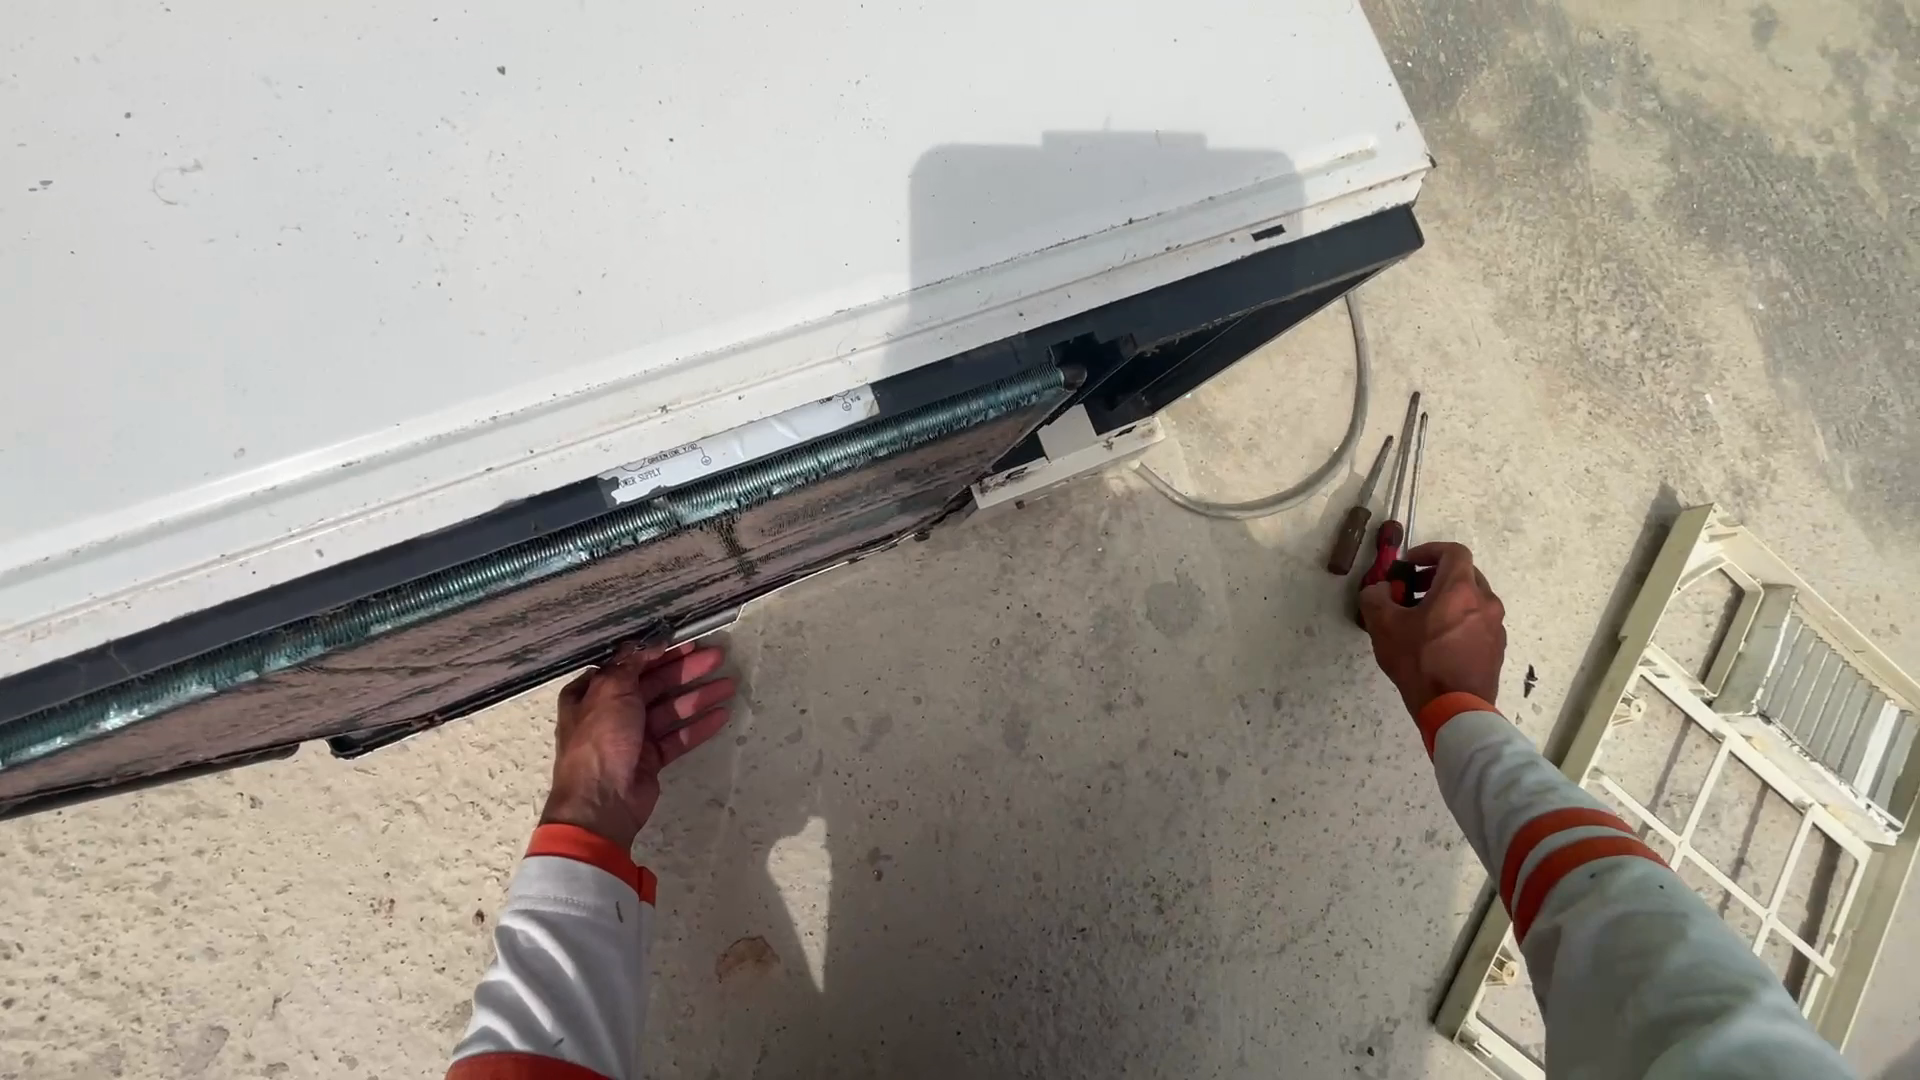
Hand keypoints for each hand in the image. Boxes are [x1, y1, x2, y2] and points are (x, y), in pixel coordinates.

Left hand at [539, 639, 735, 850]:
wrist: (601, 801)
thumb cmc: (600, 739)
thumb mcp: (610, 690)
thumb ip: (631, 664)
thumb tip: (651, 645)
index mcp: (592, 693)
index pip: (629, 666)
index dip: (659, 653)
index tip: (687, 644)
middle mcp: (611, 712)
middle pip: (655, 684)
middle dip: (687, 670)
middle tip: (717, 656)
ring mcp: (633, 736)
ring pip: (671, 709)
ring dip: (700, 695)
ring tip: (730, 684)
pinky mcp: (652, 758)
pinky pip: (678, 736)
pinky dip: (699, 725)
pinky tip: (722, 714)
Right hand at [1359, 542, 1506, 716]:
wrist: (1453, 706)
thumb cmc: (1418, 659)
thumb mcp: (1382, 625)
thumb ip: (1375, 597)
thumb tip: (1380, 590)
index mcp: (1460, 589)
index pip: (1453, 552)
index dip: (1428, 551)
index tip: (1408, 565)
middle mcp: (1485, 602)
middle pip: (1464, 575)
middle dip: (1434, 577)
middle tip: (1410, 592)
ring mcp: (1495, 626)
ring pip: (1471, 599)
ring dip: (1446, 600)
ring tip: (1420, 620)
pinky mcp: (1496, 648)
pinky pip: (1476, 622)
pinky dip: (1457, 620)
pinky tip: (1435, 642)